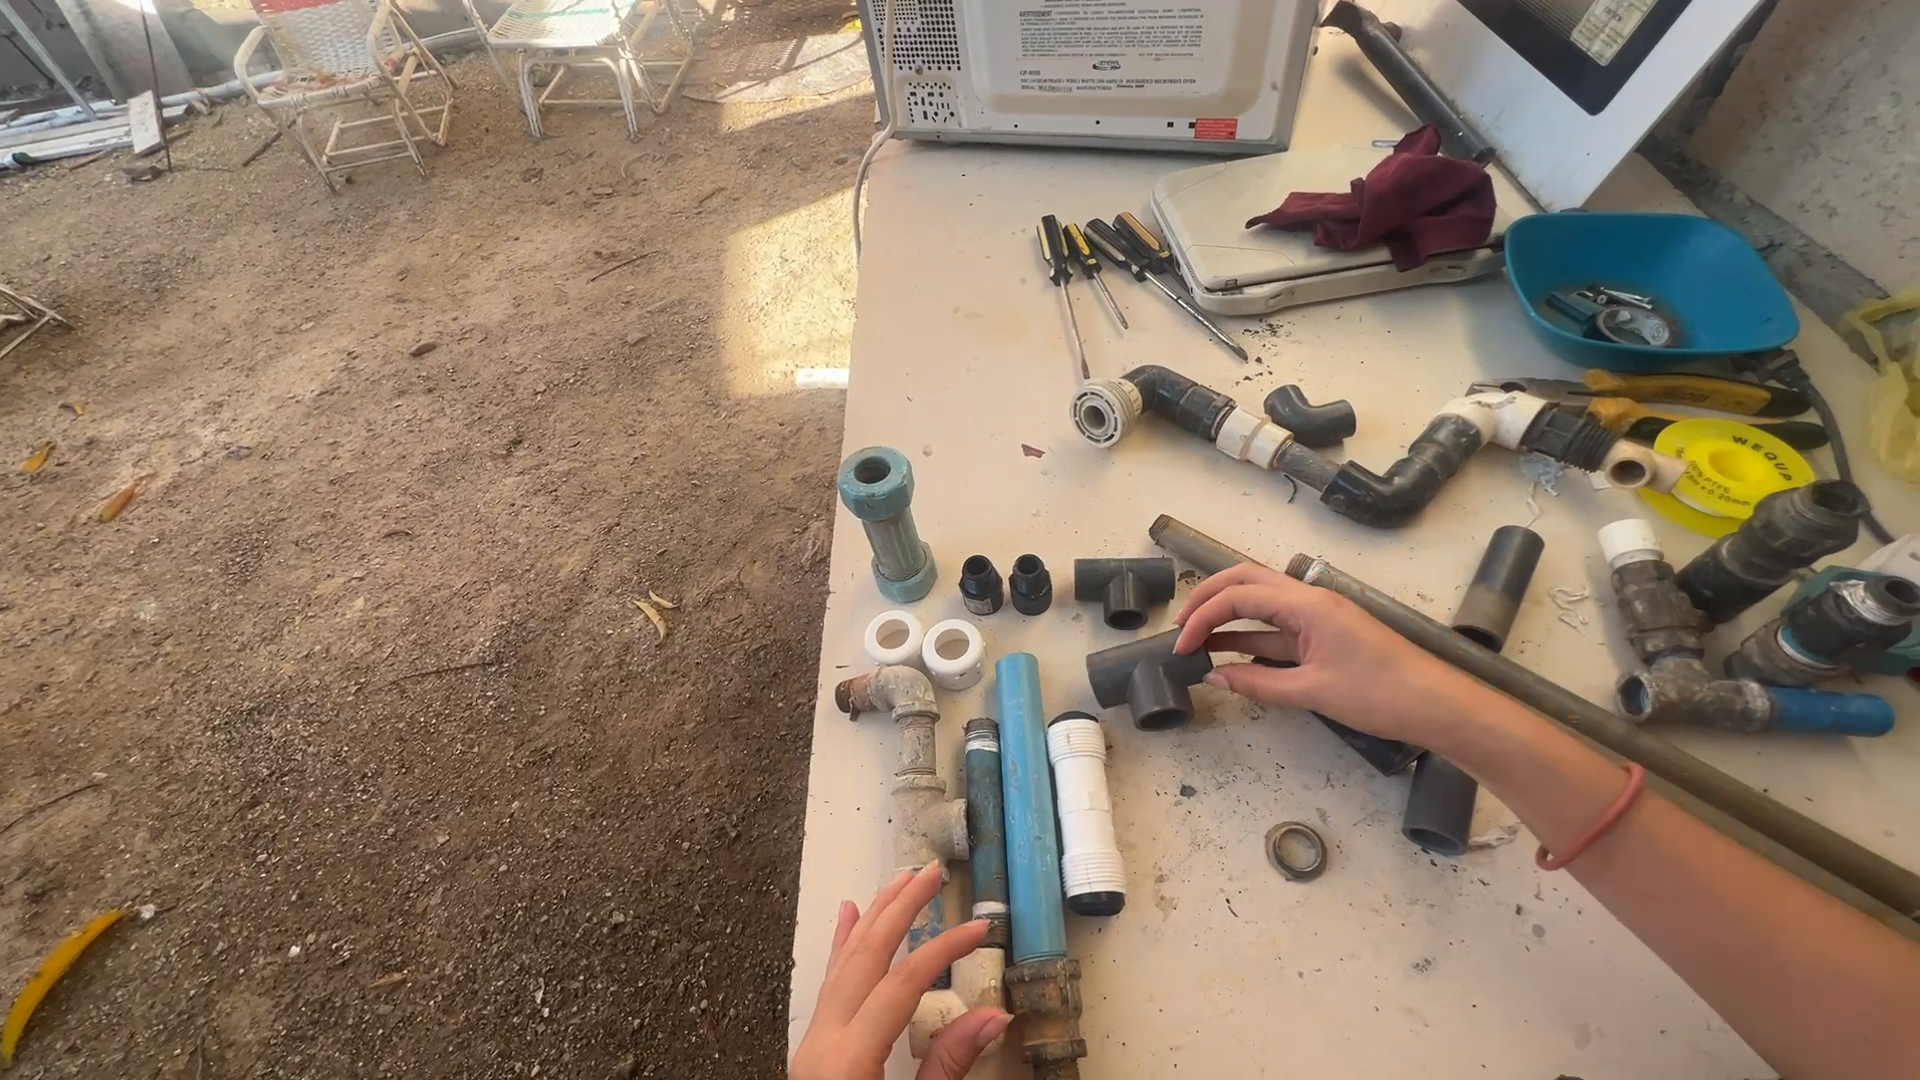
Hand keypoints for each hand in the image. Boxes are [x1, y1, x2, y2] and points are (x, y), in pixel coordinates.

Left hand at [791, 861, 1012, 1079]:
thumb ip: (949, 1067)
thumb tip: (993, 1013)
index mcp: (848, 1057)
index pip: (903, 982)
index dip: (945, 950)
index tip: (981, 931)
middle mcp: (824, 1038)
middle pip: (867, 954)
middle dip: (902, 908)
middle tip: (932, 872)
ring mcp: (813, 1040)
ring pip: (844, 960)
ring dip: (875, 915)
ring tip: (898, 879)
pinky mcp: (812, 1048)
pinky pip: (828, 981)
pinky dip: (841, 943)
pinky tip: (848, 913)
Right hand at [1172, 561, 1485, 744]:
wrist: (1440, 707)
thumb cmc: (1382, 695)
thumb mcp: (1313, 692)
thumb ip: (1257, 683)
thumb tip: (1214, 676)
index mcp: (1307, 604)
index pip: (1238, 596)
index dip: (1202, 617)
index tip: (1181, 645)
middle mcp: (1308, 599)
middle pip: (1245, 581)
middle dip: (1207, 598)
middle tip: (1180, 625)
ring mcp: (1316, 616)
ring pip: (1259, 602)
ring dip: (1225, 616)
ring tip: (1195, 639)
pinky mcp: (1323, 635)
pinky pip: (1275, 628)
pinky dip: (1248, 637)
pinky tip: (1228, 654)